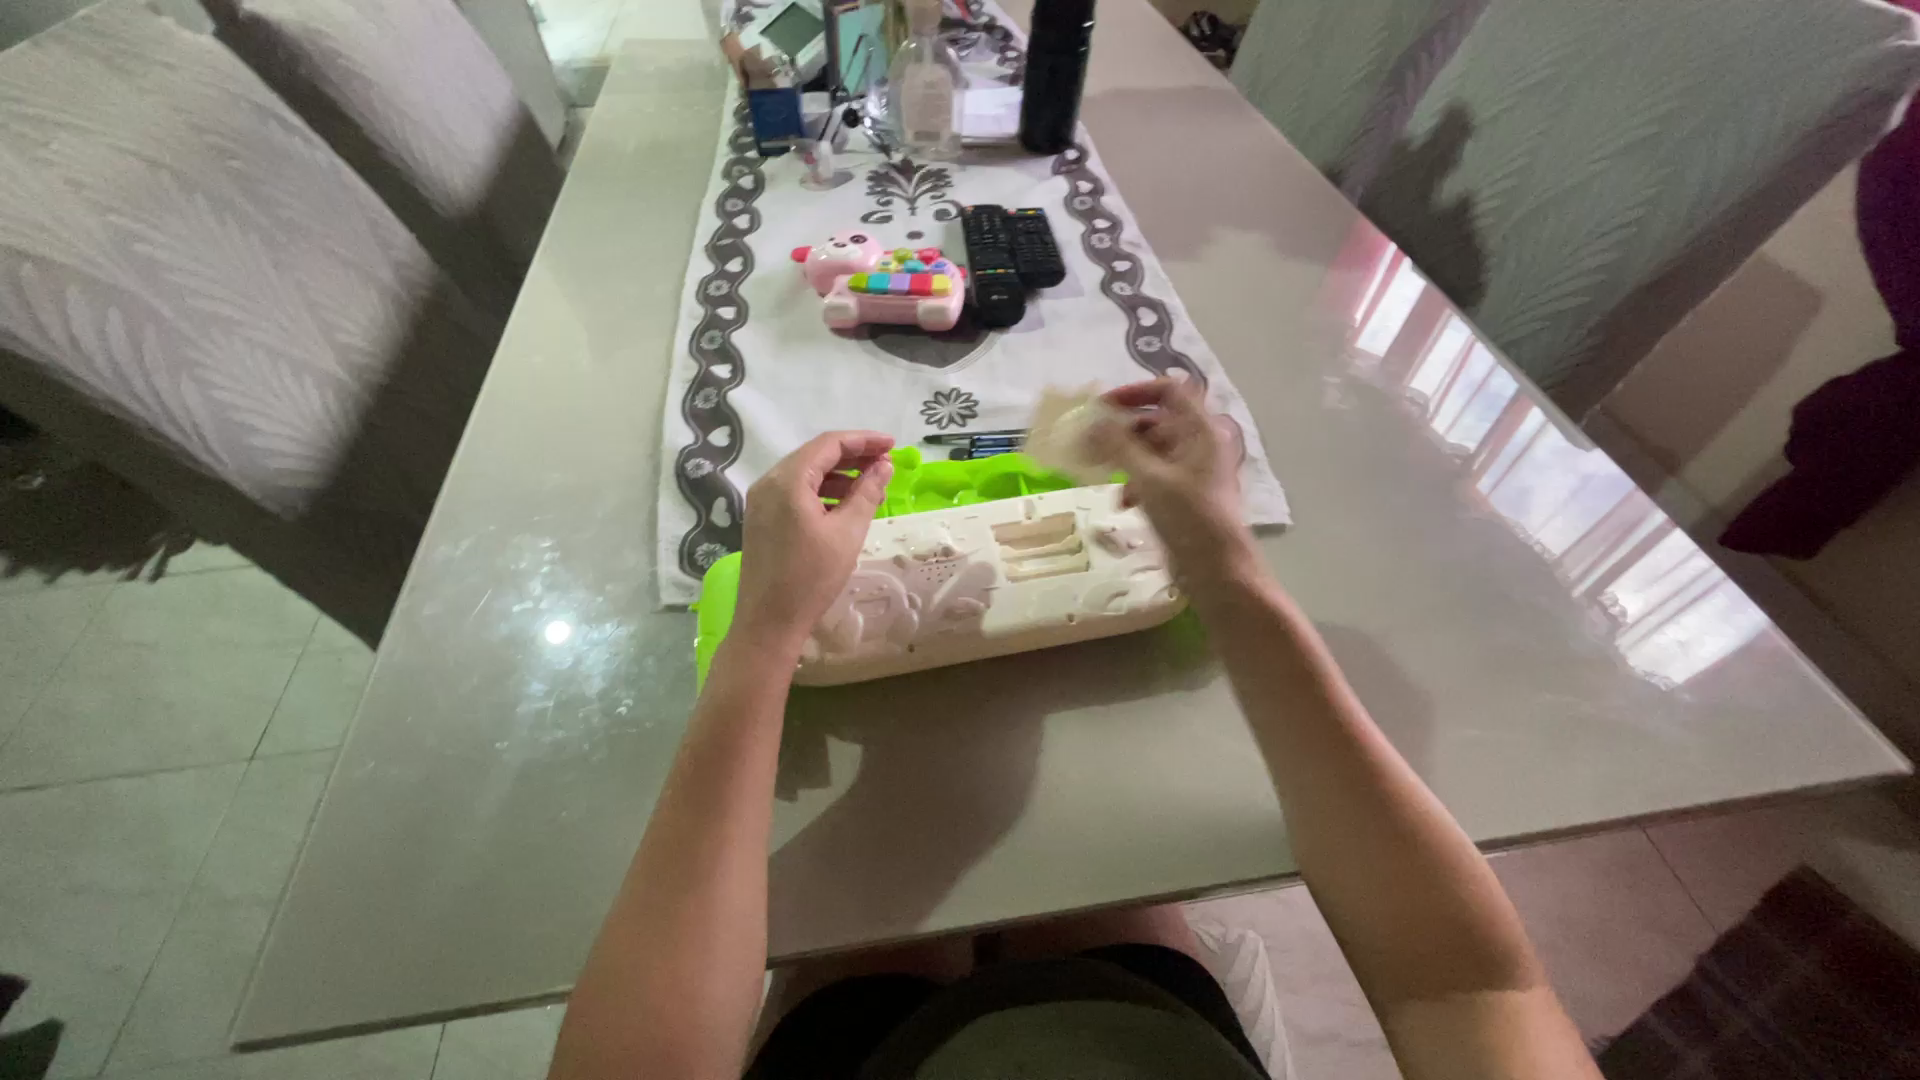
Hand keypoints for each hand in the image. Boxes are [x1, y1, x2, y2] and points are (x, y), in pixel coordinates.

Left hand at [732, 431, 894, 654]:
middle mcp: (769, 482)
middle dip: (852, 455)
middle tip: (886, 462)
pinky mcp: (762, 518)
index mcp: (788, 481)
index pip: (829, 444)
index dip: (863, 440)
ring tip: (871, 483)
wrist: (769, 622)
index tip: (892, 445)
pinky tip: (844, 503)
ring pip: (805, 473)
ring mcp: (762, 500)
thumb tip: (884, 465)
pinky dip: (822, 490)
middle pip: (815, 454)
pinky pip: (795, 491)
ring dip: (839, 473)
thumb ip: (867, 493)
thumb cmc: (812, 578)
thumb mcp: (848, 533)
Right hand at [1087, 378, 1254, 577]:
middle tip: (1090, 442)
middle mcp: (1200, 443)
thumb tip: (1092, 420)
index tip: (1102, 407)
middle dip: (1122, 430)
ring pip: (1153, 449)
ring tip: (1101, 474)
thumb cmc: (1189, 518)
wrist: (1217, 570)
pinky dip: (1136, 481)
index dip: (1135, 392)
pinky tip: (1123, 502)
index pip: (1169, 390)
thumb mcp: (1149, 479)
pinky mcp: (1185, 493)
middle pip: (1157, 420)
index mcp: (1200, 430)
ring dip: (1125, 458)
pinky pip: (1155, 474)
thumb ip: (1119, 446)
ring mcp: (1194, 469)